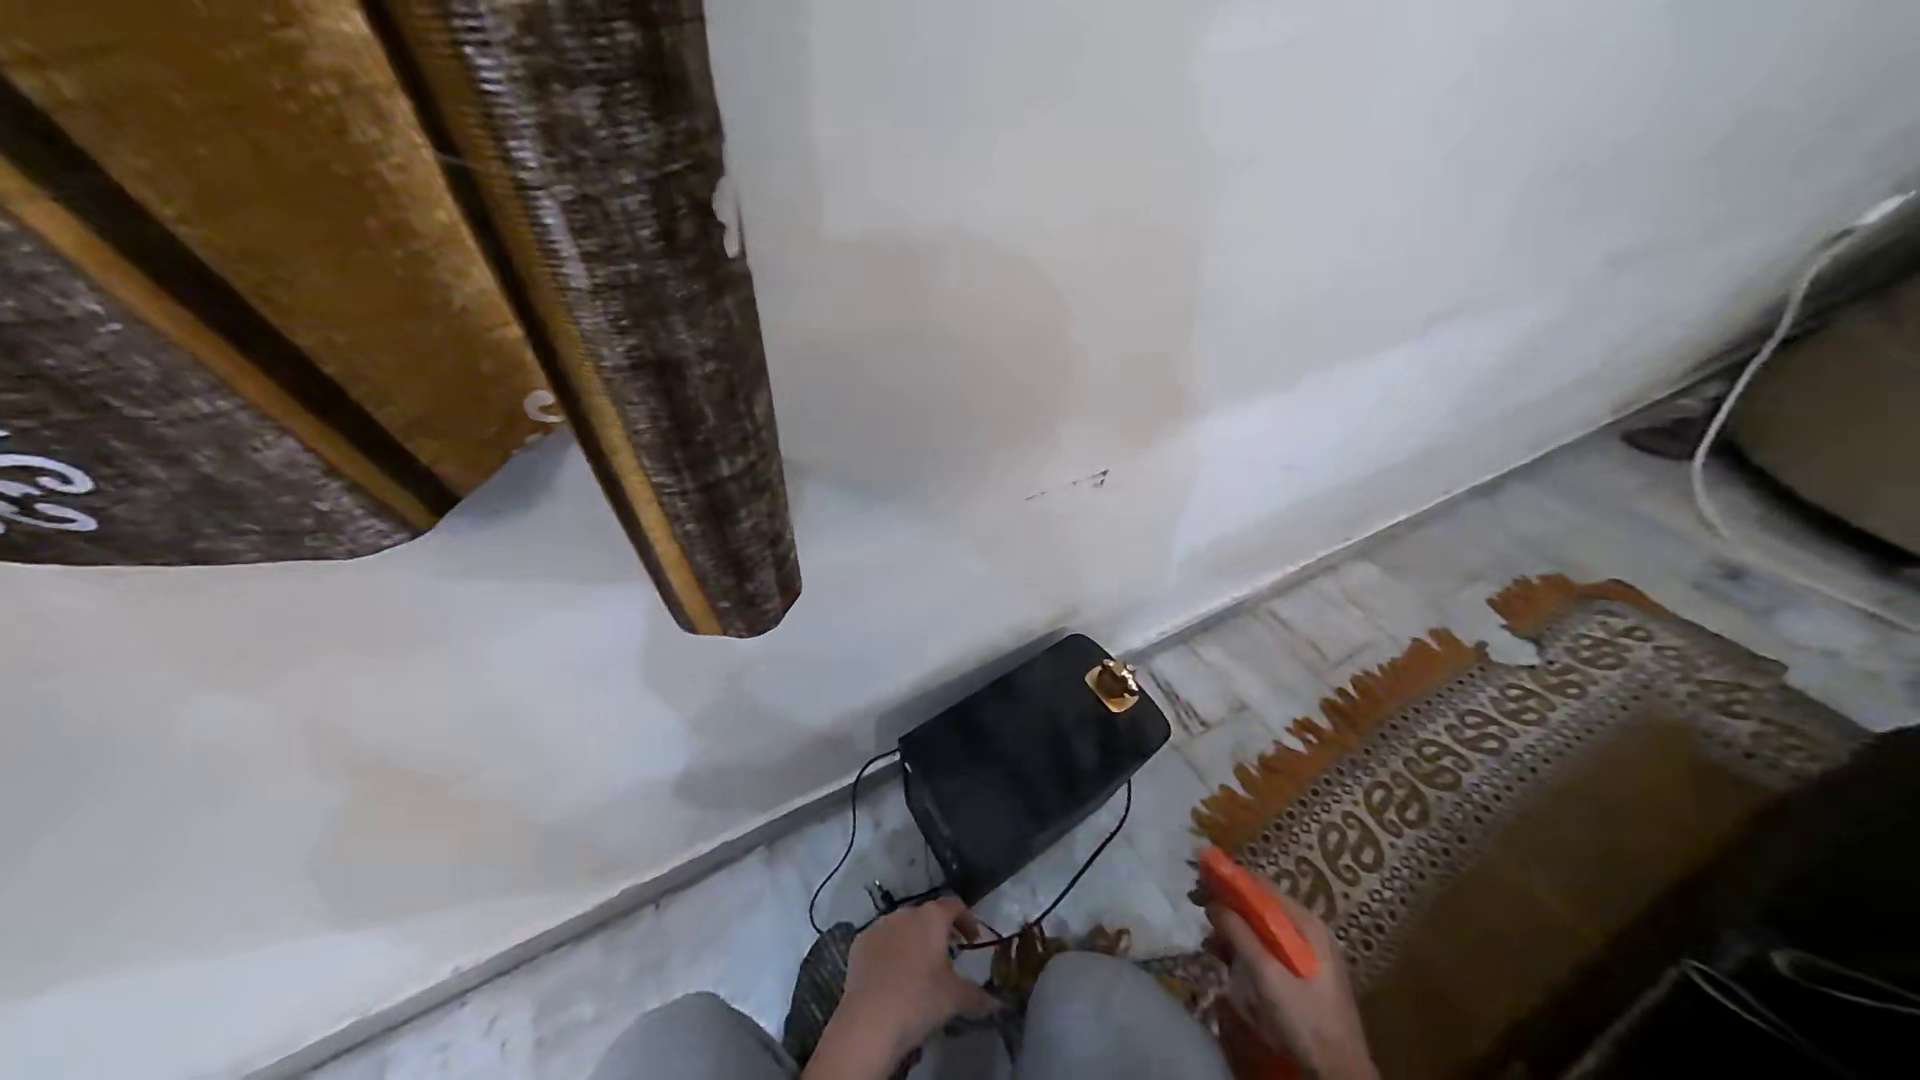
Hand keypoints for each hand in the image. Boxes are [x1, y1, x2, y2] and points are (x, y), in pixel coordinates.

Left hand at [802, 897, 998, 1079]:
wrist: (869, 1021)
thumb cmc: (920, 1000)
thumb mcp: (956, 998)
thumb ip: (979, 996)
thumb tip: (996, 1003)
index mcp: (932, 918)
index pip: (955, 905)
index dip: (967, 919)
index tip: (972, 939)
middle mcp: (905, 913)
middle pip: (927, 914)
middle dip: (940, 931)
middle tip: (948, 953)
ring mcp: (879, 925)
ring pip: (902, 926)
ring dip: (914, 939)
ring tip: (919, 965)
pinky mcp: (859, 942)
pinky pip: (881, 940)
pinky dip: (891, 950)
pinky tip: (893, 974)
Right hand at [1204, 880, 1378, 1079]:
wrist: (1340, 1073)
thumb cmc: (1303, 1019)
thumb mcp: (1264, 974)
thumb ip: (1239, 934)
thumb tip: (1213, 903)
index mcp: (1306, 923)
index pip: (1261, 885)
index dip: (1228, 878)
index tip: (1199, 876)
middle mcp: (1309, 930)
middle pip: (1262, 904)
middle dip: (1228, 904)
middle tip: (1197, 905)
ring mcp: (1310, 951)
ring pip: (1264, 926)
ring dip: (1235, 928)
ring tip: (1209, 939)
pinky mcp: (1305, 971)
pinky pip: (1270, 946)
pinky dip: (1247, 946)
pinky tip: (1228, 958)